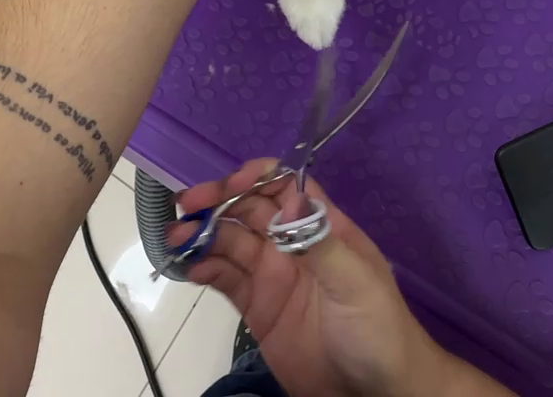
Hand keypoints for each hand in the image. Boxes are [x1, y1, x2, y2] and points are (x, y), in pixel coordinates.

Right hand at [171, 160, 484, 396]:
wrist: (376, 391)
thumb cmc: (376, 325)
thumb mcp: (355, 280)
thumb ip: (321, 241)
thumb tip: (292, 199)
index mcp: (320, 226)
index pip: (284, 187)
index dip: (256, 177)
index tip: (230, 184)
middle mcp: (291, 243)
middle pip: (249, 209)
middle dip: (218, 201)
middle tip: (187, 205)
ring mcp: (272, 274)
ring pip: (230, 241)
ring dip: (203, 234)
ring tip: (176, 238)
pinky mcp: (256, 308)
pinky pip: (224, 279)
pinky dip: (203, 268)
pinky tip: (186, 267)